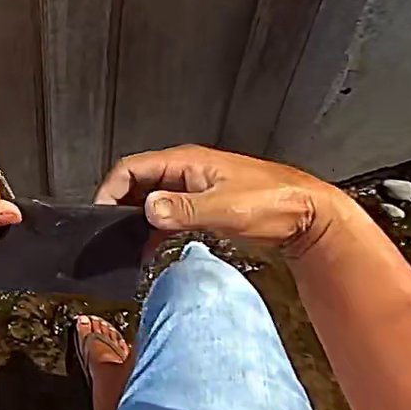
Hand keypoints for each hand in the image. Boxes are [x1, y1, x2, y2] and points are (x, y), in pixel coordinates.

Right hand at [94, 145, 350, 257]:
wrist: (311, 216)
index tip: (99, 213)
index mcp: (185, 162)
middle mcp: (184, 171)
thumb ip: (184, 209)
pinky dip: (152, 228)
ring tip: (127, 243)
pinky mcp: (200, 205)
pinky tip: (149, 247)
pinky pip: (165, 212)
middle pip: (136, 182)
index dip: (110, 189)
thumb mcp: (225, 208)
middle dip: (118, 205)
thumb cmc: (276, 204)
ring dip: (134, 218)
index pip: (130, 168)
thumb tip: (148, 209)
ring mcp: (192, 188)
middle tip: (110, 232)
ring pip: (149, 198)